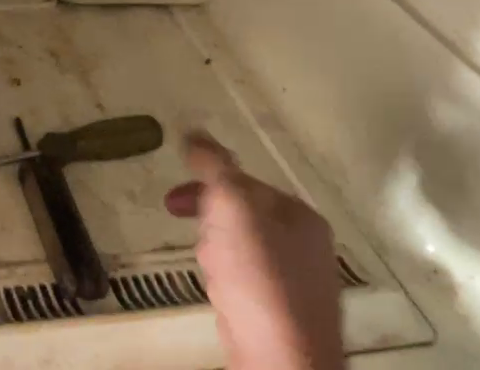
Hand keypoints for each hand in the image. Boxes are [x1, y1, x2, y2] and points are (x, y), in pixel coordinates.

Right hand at [164, 133, 343, 369]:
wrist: (282, 364)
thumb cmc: (259, 279)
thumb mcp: (231, 207)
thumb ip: (215, 167)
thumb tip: (195, 133)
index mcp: (300, 215)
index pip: (244, 183)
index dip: (205, 186)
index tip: (173, 202)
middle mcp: (306, 247)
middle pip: (241, 216)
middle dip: (209, 225)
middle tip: (196, 239)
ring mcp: (299, 285)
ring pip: (239, 251)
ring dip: (215, 256)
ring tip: (211, 276)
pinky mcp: (284, 318)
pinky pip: (245, 285)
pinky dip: (227, 286)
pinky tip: (222, 300)